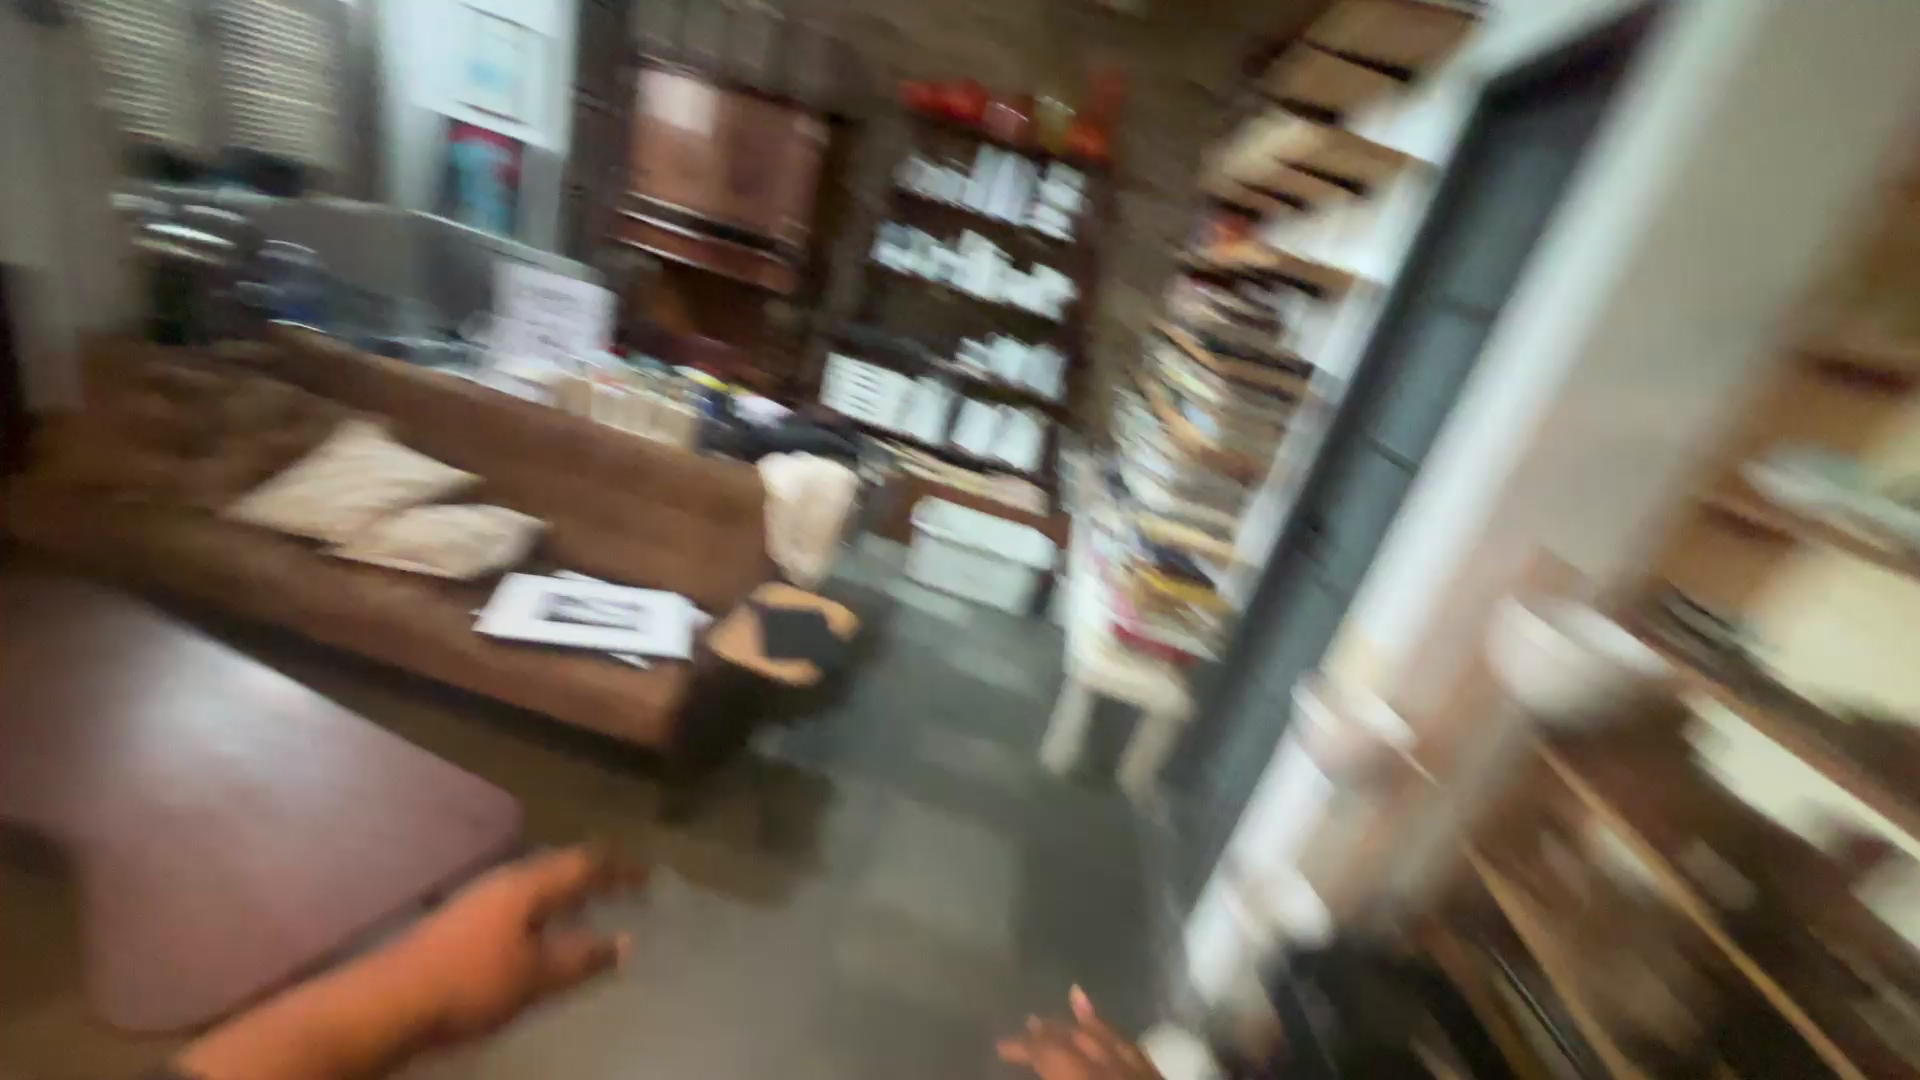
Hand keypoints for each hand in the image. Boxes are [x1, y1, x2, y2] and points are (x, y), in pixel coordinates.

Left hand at [388, 845, 641, 1040]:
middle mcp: (510, 877)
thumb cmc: (470, 982)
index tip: (648, 874)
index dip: (622, 866)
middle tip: (624, 884)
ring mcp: (482, 894)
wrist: (383, 1004)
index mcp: (533, 883)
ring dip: (570, 886)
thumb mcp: (536, 976)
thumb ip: (585, 958)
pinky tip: (543, 925)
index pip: (590, 861)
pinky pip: (522, 895)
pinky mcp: (464, 916)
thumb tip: (630, 942)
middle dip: (597, 872)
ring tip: (590, 901)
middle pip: (564, 863)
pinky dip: (547, 902)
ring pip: (541, 879)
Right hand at [998, 987, 1159, 1079]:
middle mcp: (1111, 1071)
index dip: (1024, 1047)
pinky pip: (1135, 1050)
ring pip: (1109, 1040)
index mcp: (1083, 1079)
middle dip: (1051, 1033)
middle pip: (1076, 1042)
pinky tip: (1110, 1028)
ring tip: (1070, 1002)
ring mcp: (1141, 1074)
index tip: (1002, 1046)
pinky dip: (1120, 1036)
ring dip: (1085, 1025)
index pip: (1050, 1054)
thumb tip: (1040, 1069)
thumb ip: (1055, 1075)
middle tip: (1027, 1027)